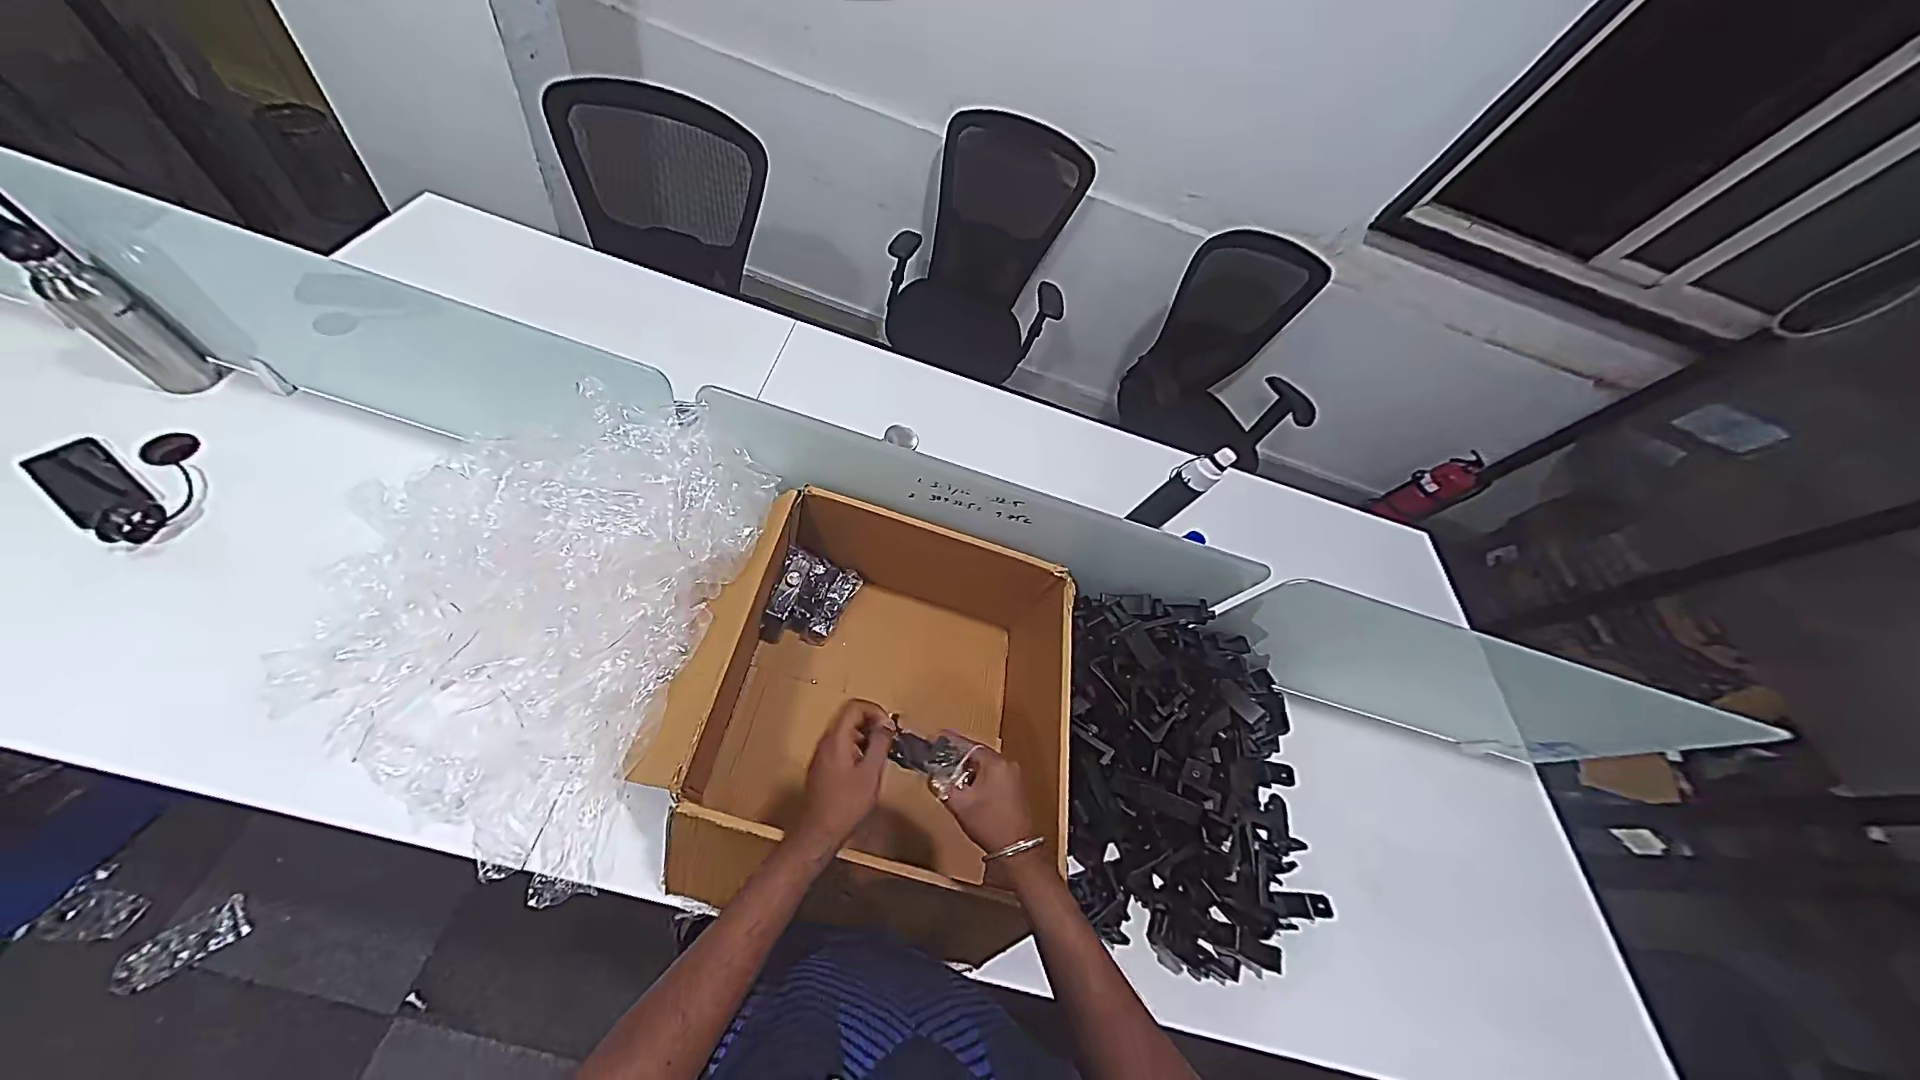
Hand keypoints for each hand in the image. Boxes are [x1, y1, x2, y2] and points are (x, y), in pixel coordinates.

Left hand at [788, 699, 894, 859]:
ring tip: (881, 754)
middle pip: (849, 716)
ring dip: (865, 736)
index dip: (875, 711)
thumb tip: (887, 724)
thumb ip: (880, 744)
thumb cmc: (846, 806)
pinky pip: (840, 746)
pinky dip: (857, 747)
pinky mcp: (822, 767)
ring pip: (845, 731)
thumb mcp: (871, 773)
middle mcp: (825, 742)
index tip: (889, 727)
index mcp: (836, 739)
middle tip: (888, 739)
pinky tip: (866, 768)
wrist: (818, 833)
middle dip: (872, 723)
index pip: (854, 707)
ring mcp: (821, 755)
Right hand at [934, 732, 1035, 855]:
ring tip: (951, 776)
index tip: (937, 736)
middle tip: (940, 759)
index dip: (951, 741)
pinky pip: (994, 775)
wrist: (1016, 850)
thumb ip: (942, 786)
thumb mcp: (959, 804)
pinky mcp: (1017, 789)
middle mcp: (1008, 765)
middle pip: (978, 755)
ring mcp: (1015, 777)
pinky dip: (980, 778)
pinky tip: (968, 789)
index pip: (970, 745)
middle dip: (958, 758)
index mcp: (996, 764)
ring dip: (969, 770)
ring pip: (986, 766)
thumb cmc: (988, 824)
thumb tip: (932, 776)